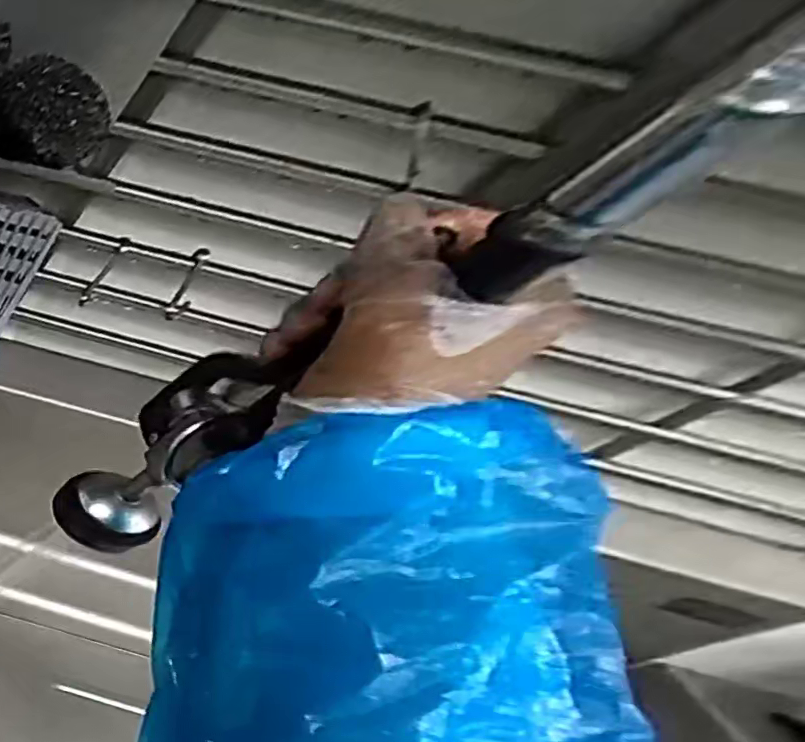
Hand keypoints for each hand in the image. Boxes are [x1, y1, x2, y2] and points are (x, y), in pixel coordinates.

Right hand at [261, 195, 578, 404]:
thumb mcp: (394, 296)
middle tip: (326, 304)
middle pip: (409, 269)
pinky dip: (312, 335)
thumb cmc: (384, 390)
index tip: (378, 250)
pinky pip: (348, 330)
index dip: (415, 236)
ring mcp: (428, 351)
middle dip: (349, 285)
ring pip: (369, 299)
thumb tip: (394, 215)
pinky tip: (290, 350)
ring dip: (320, 312)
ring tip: (295, 338)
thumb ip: (396, 242)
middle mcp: (481, 324)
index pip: (477, 233)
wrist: (337, 453)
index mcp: (524, 299)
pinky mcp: (382, 371)